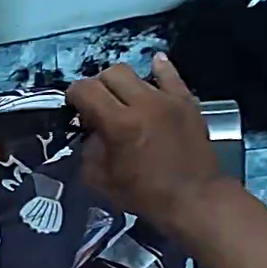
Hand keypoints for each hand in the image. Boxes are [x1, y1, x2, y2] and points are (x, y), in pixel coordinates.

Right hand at [68, 54, 224, 233]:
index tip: (74, 107)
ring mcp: (168, 99)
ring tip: (123, 100)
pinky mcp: (187, 101)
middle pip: (110, 73)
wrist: (193, 199)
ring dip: (123, 84)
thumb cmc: (143, 195)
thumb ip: (89, 150)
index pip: (86, 89)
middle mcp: (143, 104)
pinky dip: (158, 70)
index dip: (73, 95)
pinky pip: (170, 76)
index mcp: (119, 124)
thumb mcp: (101, 179)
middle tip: (97, 105)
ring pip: (137, 73)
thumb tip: (90, 133)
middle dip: (97, 86)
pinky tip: (153, 68)